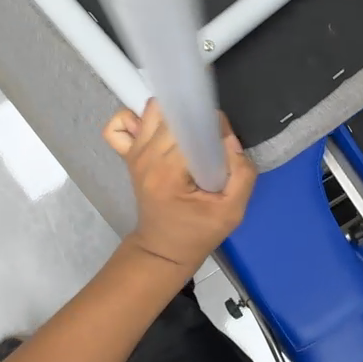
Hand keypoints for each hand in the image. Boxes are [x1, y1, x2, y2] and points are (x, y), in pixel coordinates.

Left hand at [102, 100, 254, 271]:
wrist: (164, 249)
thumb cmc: (198, 233)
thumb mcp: (232, 212)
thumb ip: (242, 174)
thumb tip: (229, 137)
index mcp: (168, 172)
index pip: (190, 130)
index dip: (212, 128)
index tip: (224, 142)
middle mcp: (146, 157)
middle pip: (172, 116)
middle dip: (196, 120)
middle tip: (210, 143)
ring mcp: (133, 154)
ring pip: (152, 111)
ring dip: (174, 115)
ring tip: (189, 134)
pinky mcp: (128, 154)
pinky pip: (120, 125)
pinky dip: (136, 119)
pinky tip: (157, 129)